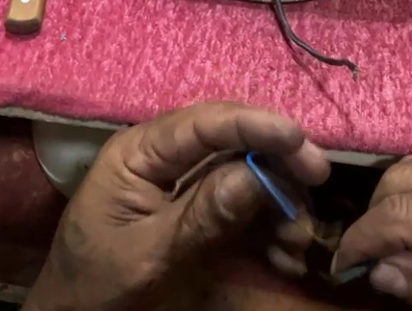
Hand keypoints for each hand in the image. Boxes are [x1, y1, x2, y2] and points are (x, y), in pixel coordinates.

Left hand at [25, 102, 330, 310]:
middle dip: (273, 153)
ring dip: (275, 195)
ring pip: (238, 168)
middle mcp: (161, 155)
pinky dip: (265, 222)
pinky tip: (285, 251)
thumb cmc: (95, 289)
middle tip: (316, 173)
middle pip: (226, 137)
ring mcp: (178, 181)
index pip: (201, 122)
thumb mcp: (146, 256)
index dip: (252, 123)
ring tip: (300, 233)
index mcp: (139, 152)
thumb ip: (200, 215)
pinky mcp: (192, 209)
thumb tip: (257, 174)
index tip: (298, 136)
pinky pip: (236, 203)